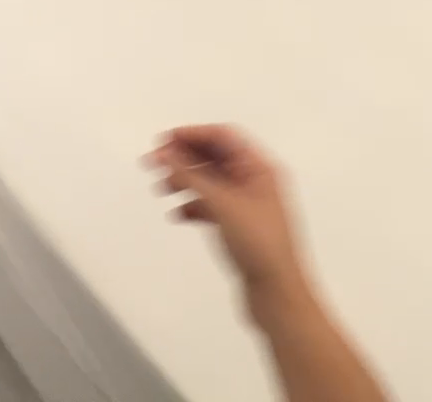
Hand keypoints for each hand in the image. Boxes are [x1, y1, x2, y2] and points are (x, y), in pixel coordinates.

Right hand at [148, 125, 309, 307]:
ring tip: (160, 189)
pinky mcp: (239, 227)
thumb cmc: (257, 242)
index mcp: (259, 168)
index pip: (223, 137)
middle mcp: (254, 181)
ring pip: (209, 182)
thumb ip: (191, 175)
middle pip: (213, 157)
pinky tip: (178, 215)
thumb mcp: (223, 203)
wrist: (279, 297)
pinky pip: (211, 206)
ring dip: (184, 181)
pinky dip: (193, 206)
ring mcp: (246, 205)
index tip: (163, 142)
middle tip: (152, 164)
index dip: (192, 134)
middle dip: (183, 158)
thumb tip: (165, 152)